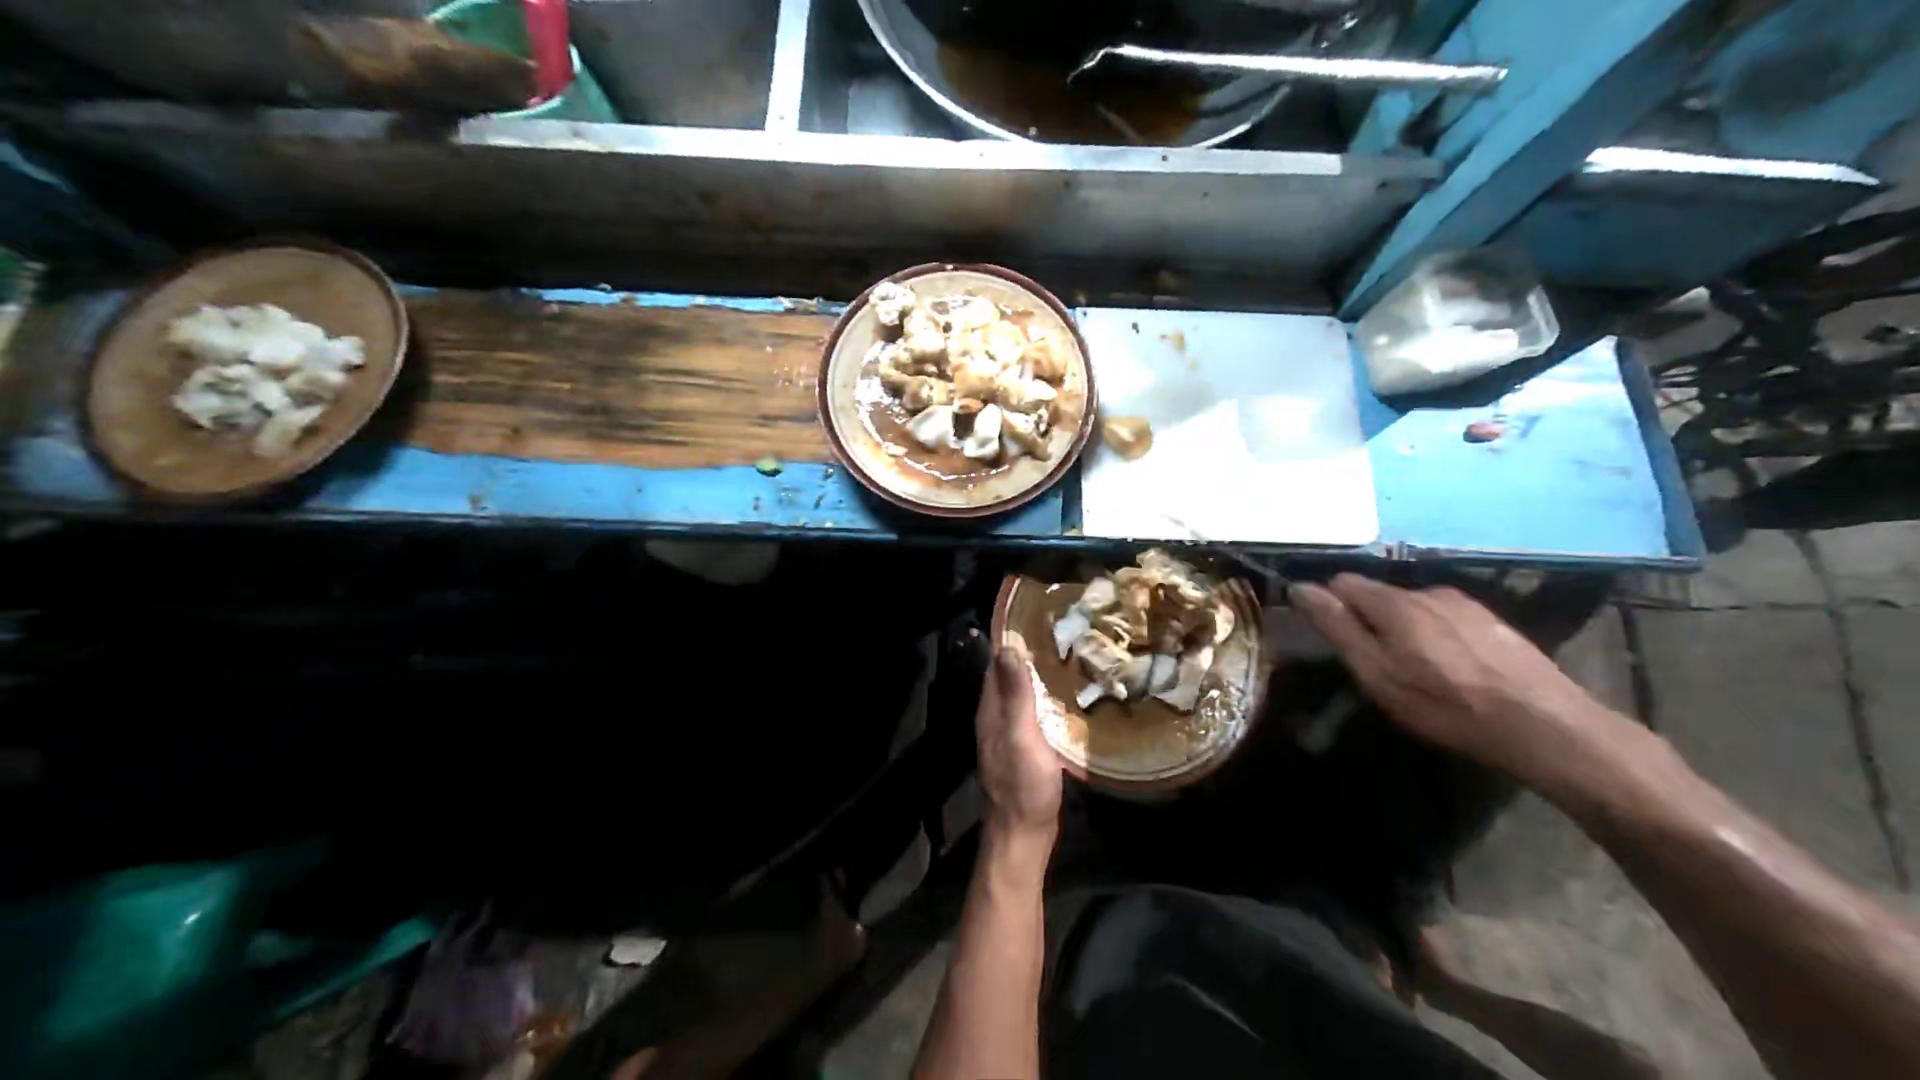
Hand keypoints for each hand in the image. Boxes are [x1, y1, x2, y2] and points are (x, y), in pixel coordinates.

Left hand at [975, 631, 1061, 838]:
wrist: (1024, 833)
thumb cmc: (1022, 783)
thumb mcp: (1020, 735)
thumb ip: (1015, 694)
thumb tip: (1007, 647)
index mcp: (991, 708)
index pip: (996, 663)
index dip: (1011, 639)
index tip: (1036, 616)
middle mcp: (996, 716)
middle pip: (1009, 675)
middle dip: (1029, 652)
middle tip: (1063, 630)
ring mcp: (1010, 732)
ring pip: (1022, 693)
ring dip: (1040, 675)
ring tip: (1070, 653)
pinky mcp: (1026, 747)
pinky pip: (1034, 712)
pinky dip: (1047, 698)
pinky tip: (1068, 693)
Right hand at [1289, 574, 1612, 783]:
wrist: (1545, 727)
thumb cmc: (1445, 706)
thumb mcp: (1377, 674)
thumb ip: (1337, 627)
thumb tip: (1300, 587)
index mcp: (1394, 602)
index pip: (1342, 582)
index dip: (1330, 607)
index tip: (1336, 641)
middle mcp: (1427, 591)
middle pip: (1379, 594)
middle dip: (1368, 620)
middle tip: (1377, 666)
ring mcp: (1465, 604)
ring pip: (1413, 606)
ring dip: (1404, 628)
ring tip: (1416, 670)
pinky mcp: (1493, 620)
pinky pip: (1445, 618)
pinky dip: (1435, 634)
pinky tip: (1452, 668)